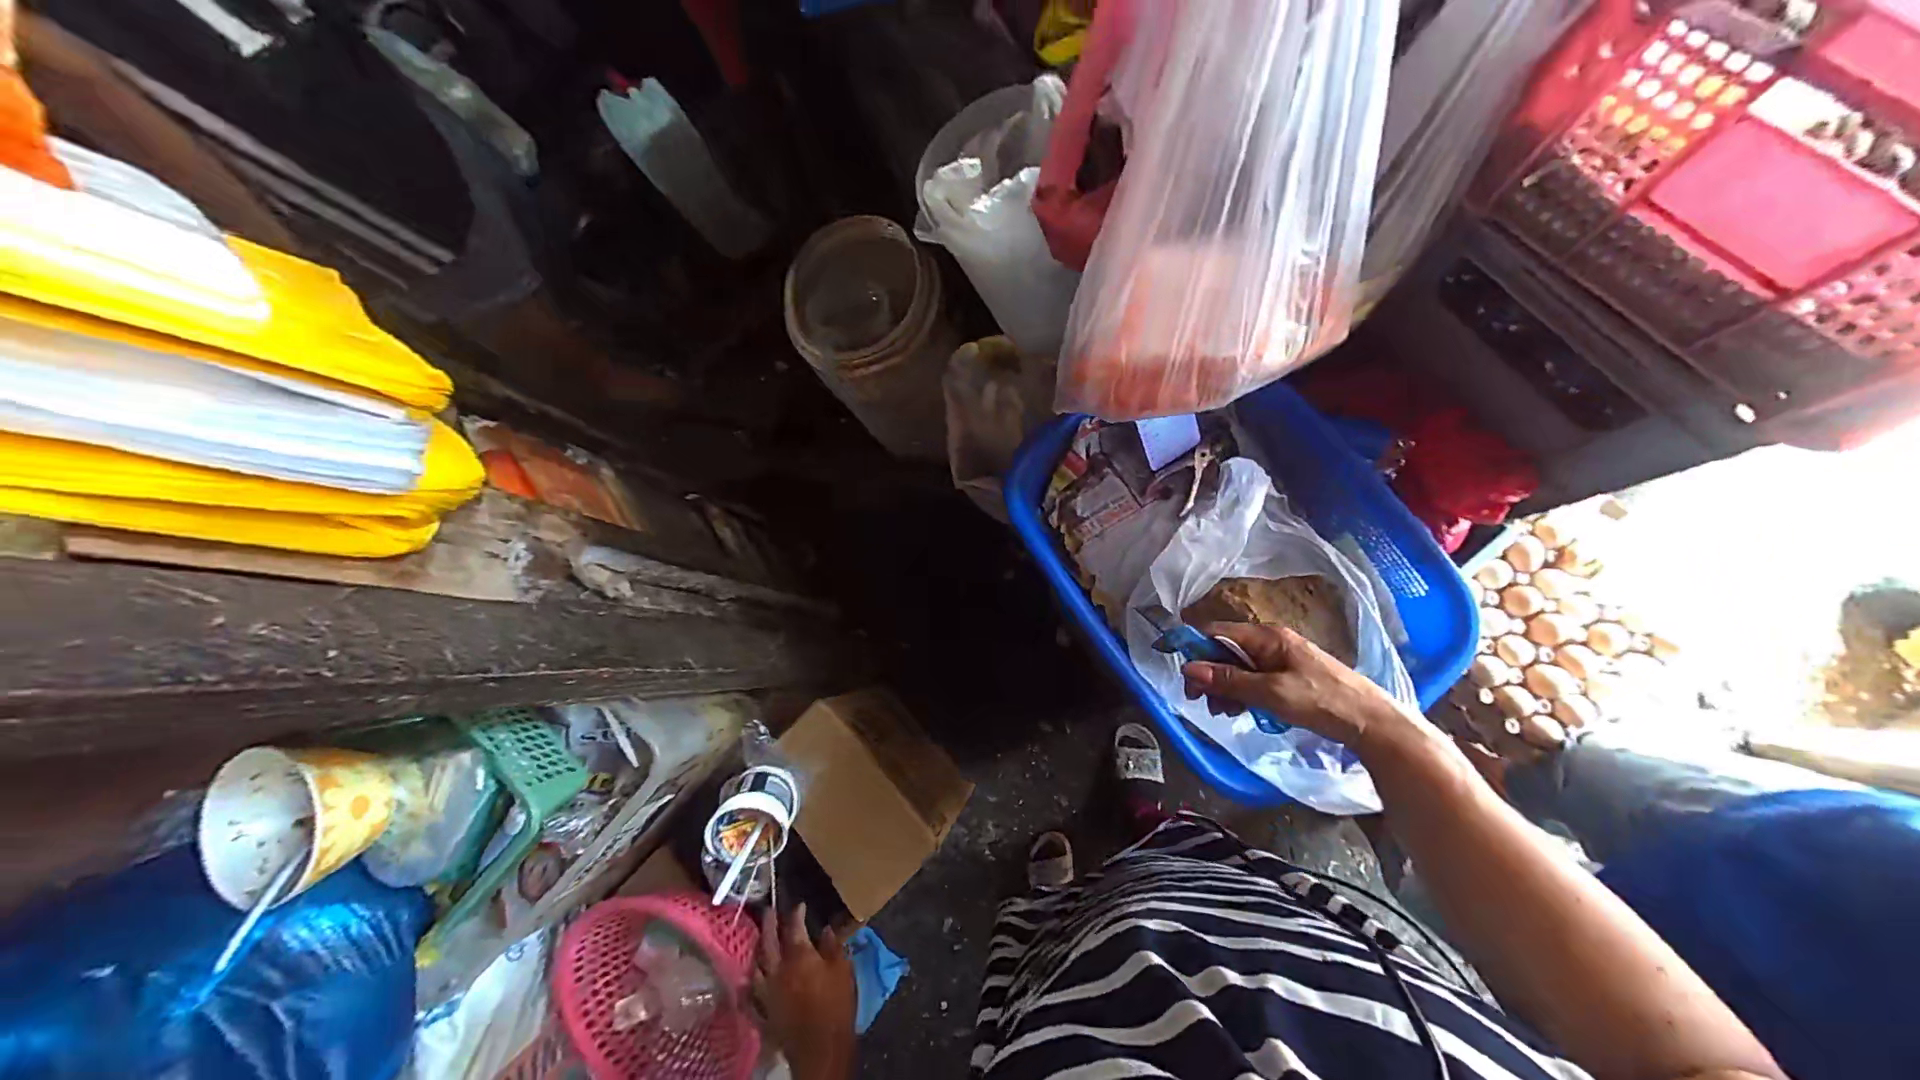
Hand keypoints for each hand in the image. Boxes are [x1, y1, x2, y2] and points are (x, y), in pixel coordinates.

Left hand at [754, 903, 855, 1079]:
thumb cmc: (836, 1005)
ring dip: (758, 949)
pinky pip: (751, 994)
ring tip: (760, 939)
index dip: (796, 913)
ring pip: (757, 964)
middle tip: (769, 910)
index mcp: (799, 956)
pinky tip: (750, 978)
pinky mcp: (762, 1011)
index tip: (799, 904)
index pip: (794, 927)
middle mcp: (778, 969)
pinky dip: (750, 983)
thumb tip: (825, 929)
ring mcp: (767, 991)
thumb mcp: (843, 970)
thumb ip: (833, 946)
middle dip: (769, 923)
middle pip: (769, 942)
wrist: (821, 1047)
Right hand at [1181, 621, 1416, 751]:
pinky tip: (1242, 711)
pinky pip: (1253, 679)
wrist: (1371, 723)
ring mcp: (1280, 658)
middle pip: (1225, 651)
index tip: (1182, 676)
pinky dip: (1242, 694)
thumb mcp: (1270, 693)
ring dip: (1224, 688)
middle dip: (1209, 675)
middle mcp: (1270, 641)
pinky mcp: (1288, 676)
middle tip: (1203, 702)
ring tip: (1225, 712)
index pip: (1216, 633)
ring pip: (1237, 668)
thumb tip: (1188, 668)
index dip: (1194, 650)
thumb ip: (1229, 680)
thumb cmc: (1321, 702)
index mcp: (1266, 637)